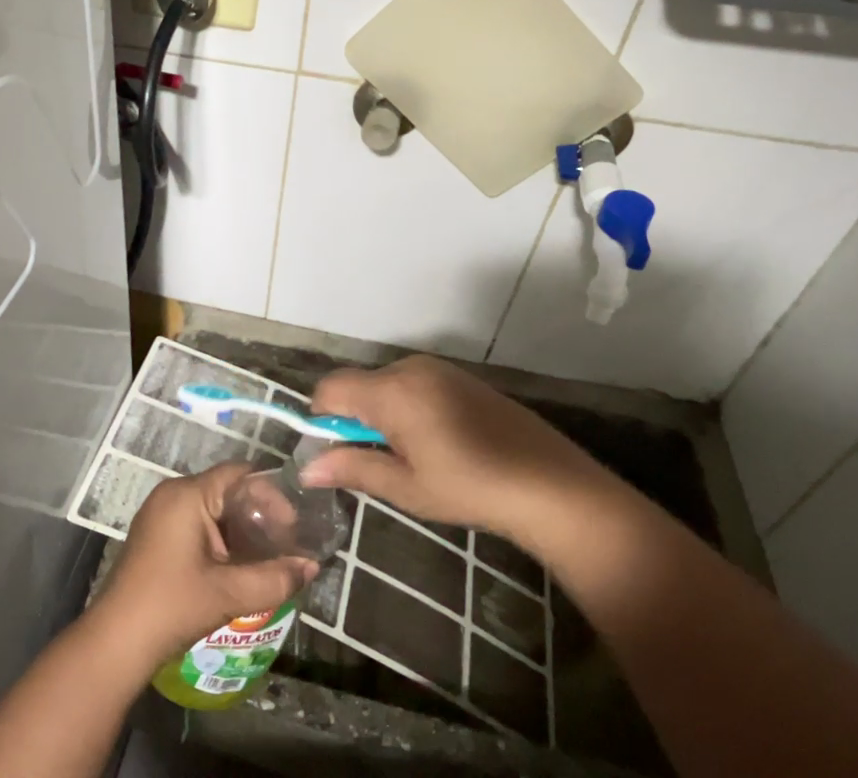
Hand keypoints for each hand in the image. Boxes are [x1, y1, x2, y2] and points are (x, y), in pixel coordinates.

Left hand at [89, 462, 318, 664]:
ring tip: (271, 557)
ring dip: (243, 531)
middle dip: (260, 515)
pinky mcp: (158, 536)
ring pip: (214, 510)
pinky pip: (198, 525)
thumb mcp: (231, 592)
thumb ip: (276, 578)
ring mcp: (161, 515)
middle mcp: (173, 495)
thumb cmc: (173, 605)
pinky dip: (223, 540)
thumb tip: (312, 567)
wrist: (118, 641)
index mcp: (187, 494)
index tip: (294, 526)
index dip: (273, 495)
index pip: (241, 474)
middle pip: (228, 490)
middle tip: (288, 544)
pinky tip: (242, 566)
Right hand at [298, 356, 617, 546]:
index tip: (339, 455)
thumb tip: (306, 468)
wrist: (551, 484)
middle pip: (358, 385)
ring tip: (412, 457)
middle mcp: (411, 369)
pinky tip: (438, 443)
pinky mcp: (462, 377)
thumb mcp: (405, 486)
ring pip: (386, 385)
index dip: (322, 420)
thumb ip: (352, 468)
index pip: (329, 389)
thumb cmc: (470, 488)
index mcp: (392, 391)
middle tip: (380, 463)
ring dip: (382, 415)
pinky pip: (414, 385)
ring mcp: (440, 369)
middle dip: (354, 419)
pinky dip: (408, 408)